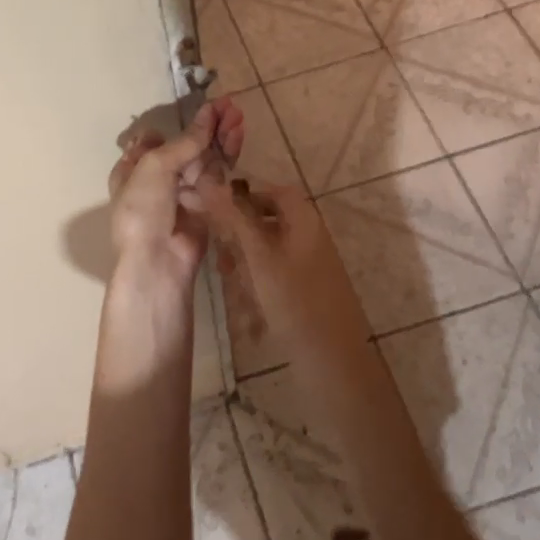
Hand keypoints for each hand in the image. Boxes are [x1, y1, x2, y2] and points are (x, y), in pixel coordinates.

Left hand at [107, 98, 243, 283]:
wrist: (158, 261)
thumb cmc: (144, 209)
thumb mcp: (155, 166)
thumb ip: (184, 142)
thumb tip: (208, 116)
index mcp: (133, 169)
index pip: (156, 140)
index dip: (178, 124)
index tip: (202, 108)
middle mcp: (158, 178)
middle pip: (185, 146)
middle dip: (206, 127)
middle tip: (229, 106)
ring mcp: (182, 192)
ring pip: (204, 158)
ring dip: (220, 136)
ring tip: (238, 116)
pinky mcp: (205, 204)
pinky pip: (217, 175)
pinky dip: (226, 155)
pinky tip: (237, 135)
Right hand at [198, 180, 370, 363]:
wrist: (332, 359)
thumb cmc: (294, 300)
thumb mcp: (259, 256)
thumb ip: (234, 218)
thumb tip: (208, 180)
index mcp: (305, 221)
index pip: (275, 192)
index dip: (246, 198)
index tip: (218, 214)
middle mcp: (310, 239)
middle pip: (269, 223)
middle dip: (241, 237)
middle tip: (221, 256)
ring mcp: (310, 267)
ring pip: (268, 253)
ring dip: (245, 265)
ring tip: (231, 284)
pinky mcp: (306, 293)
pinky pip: (275, 278)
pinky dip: (258, 287)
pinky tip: (248, 310)